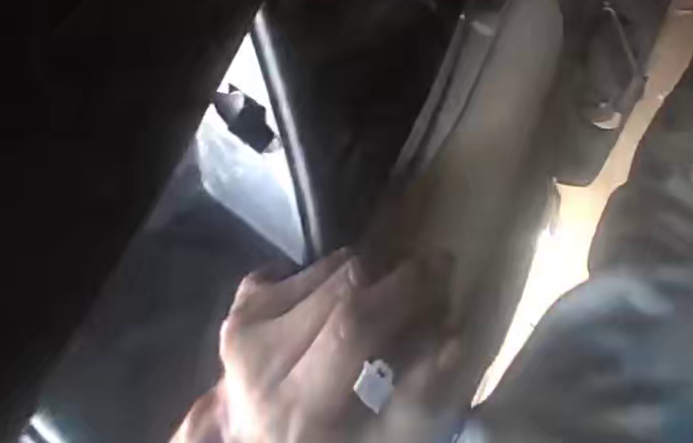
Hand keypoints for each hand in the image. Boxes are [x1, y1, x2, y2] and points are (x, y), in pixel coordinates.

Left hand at [175, 249, 460, 442]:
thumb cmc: (331, 442)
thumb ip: (418, 399)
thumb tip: (454, 338)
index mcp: (298, 406)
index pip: (356, 321)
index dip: (405, 287)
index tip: (446, 266)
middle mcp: (261, 361)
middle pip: (345, 283)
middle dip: (395, 273)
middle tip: (426, 276)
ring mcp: (242, 331)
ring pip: (329, 266)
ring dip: (366, 275)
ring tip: (379, 300)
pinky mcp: (238, 310)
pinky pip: (299, 266)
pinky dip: (326, 274)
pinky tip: (331, 303)